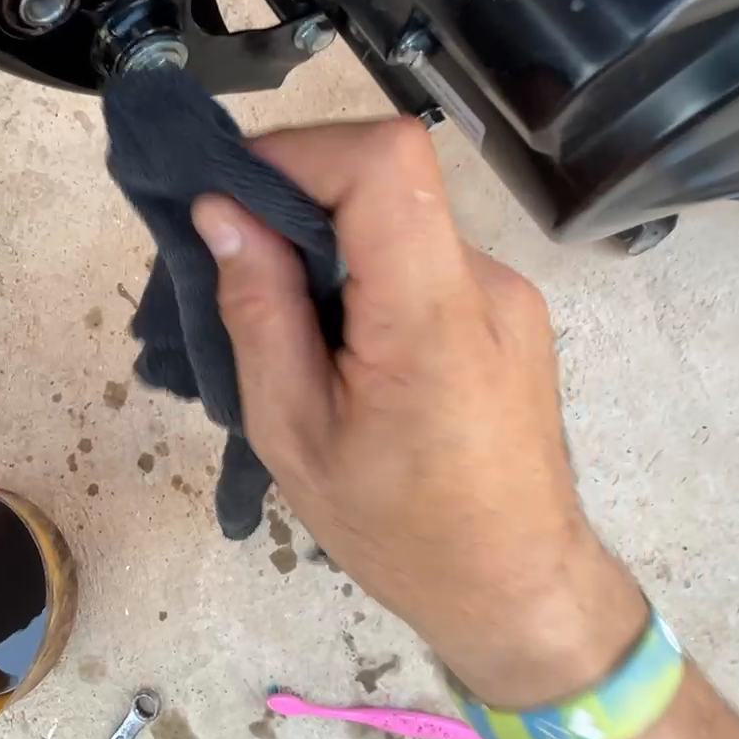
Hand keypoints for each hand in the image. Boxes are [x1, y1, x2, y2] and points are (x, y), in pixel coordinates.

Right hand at [191, 118, 644, 706]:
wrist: (517, 588)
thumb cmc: (397, 530)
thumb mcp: (293, 431)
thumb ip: (259, 311)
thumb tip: (220, 212)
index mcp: (432, 317)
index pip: (384, 161)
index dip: (298, 150)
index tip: (230, 193)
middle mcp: (483, 281)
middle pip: (382, 180)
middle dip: (290, 199)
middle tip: (229, 262)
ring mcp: (501, 290)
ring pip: (390, 218)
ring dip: (319, 242)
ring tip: (275, 315)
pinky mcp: (500, 306)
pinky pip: (411, 254)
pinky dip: (355, 270)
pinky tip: (328, 336)